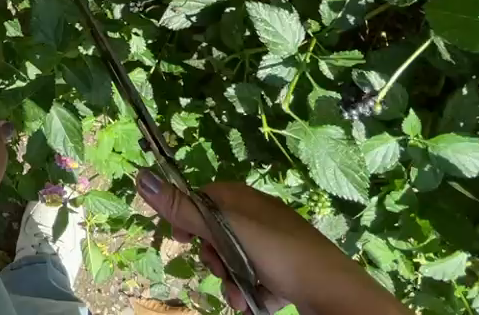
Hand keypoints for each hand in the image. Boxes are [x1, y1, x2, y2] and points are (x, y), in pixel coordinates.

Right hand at [137, 172, 408, 314]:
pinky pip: (256, 279)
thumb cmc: (280, 254)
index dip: (187, 218)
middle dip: (212, 256)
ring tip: (242, 295)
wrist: (338, 297)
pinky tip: (258, 303)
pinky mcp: (287, 272)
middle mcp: (257, 216)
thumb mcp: (227, 230)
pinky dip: (252, 292)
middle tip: (220, 269)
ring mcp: (274, 245)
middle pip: (215, 233)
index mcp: (243, 197)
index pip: (201, 198)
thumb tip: (140, 175)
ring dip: (231, 280)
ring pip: (234, 261)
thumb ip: (184, 208)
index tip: (178, 239)